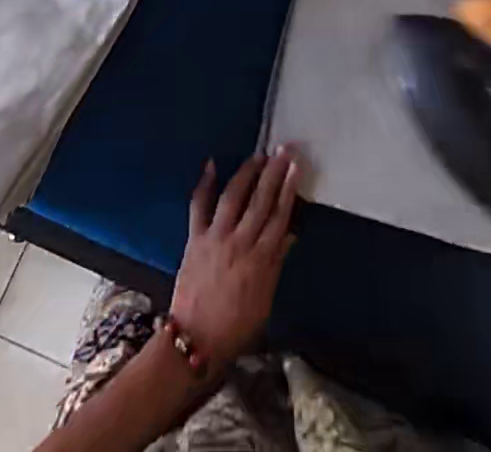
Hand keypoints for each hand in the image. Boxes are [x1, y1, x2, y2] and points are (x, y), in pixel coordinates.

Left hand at [170, 147, 299, 367]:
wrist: (196, 339)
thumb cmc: (236, 325)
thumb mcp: (265, 299)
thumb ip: (276, 264)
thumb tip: (289, 233)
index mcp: (262, 260)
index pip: (279, 216)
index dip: (289, 189)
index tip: (296, 168)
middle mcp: (240, 242)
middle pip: (261, 201)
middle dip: (274, 173)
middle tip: (284, 151)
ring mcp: (216, 237)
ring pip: (234, 197)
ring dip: (246, 173)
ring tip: (258, 156)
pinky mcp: (195, 238)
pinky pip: (198, 206)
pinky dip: (204, 184)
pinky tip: (211, 164)